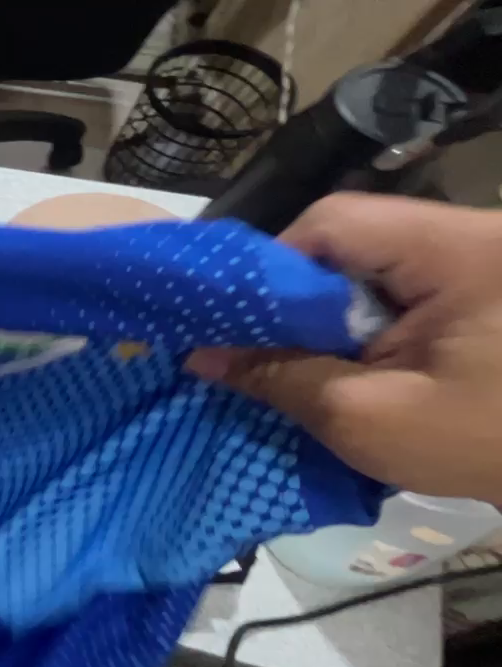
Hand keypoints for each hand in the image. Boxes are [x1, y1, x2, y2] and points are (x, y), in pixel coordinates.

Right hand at [188, 194, 501, 503]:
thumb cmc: (494, 439)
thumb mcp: (363, 415)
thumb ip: (275, 375)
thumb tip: (199, 355)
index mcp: (464, 250)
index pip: (333, 222)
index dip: (269, 267)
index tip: (237, 324)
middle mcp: (482, 237)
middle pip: (351, 242)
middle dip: (293, 299)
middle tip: (259, 353)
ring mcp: (494, 262)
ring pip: (372, 268)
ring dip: (326, 317)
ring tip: (304, 365)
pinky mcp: (497, 290)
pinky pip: (405, 289)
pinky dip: (363, 326)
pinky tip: (351, 364)